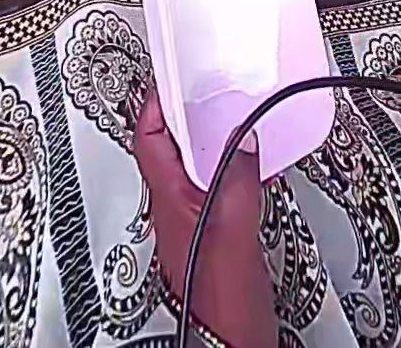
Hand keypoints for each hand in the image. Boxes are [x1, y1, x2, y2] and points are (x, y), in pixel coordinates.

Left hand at [132, 91, 277, 347]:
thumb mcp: (233, 226)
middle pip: (169, 145)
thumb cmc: (220, 298)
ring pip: (193, 163)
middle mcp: (173, 202)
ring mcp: (191, 216)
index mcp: (166, 195)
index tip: (169, 80)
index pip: (146, 136)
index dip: (154, 104)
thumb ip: (238, 177)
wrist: (230, 343)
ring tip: (230, 121)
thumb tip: (244, 137)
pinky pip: (215, 182)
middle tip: (201, 93)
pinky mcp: (211, 228)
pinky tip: (254, 165)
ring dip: (210, 140)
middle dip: (184, 116)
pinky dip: (231, 166)